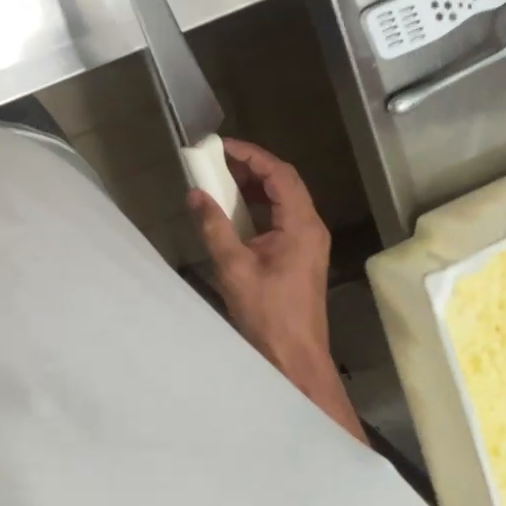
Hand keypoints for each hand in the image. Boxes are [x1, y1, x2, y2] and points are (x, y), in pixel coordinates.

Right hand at [192, 140, 364, 441]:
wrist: (295, 358)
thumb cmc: (268, 313)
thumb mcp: (234, 267)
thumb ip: (214, 226)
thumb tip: (195, 193)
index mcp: (301, 225)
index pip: (279, 174)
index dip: (251, 155)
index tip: (222, 147)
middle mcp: (310, 227)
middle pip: (284, 181)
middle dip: (251, 166)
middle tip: (217, 161)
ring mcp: (308, 241)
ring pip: (284, 198)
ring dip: (254, 185)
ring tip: (221, 180)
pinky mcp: (301, 254)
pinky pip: (282, 215)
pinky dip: (258, 204)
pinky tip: (234, 211)